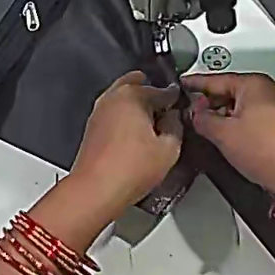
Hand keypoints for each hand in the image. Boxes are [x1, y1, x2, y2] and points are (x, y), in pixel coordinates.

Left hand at [67, 71, 184, 215]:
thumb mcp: (169, 149)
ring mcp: (99, 111)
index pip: (161, 90)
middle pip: (136, 86)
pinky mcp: (92, 127)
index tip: (182, 106)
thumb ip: (176, 127)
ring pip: (122, 98)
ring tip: (152, 120)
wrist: (95, 188)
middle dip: (151, 93)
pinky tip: (134, 131)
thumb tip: (173, 118)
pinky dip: (124, 116)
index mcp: (133, 96)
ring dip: (136, 104)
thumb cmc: (131, 168)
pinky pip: (113, 113)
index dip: (175, 99)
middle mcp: (112, 97)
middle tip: (165, 106)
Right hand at [183, 72, 274, 191]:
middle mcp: (266, 92)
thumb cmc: (271, 150)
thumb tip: (194, 114)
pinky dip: (236, 128)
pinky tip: (229, 142)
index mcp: (253, 83)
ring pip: (237, 108)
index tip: (182, 85)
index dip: (193, 84)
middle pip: (226, 92)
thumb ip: (200, 118)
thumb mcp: (221, 133)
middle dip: (208, 105)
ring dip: (222, 119)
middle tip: (192, 116)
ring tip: (210, 133)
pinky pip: (249, 121)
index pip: (213, 79)